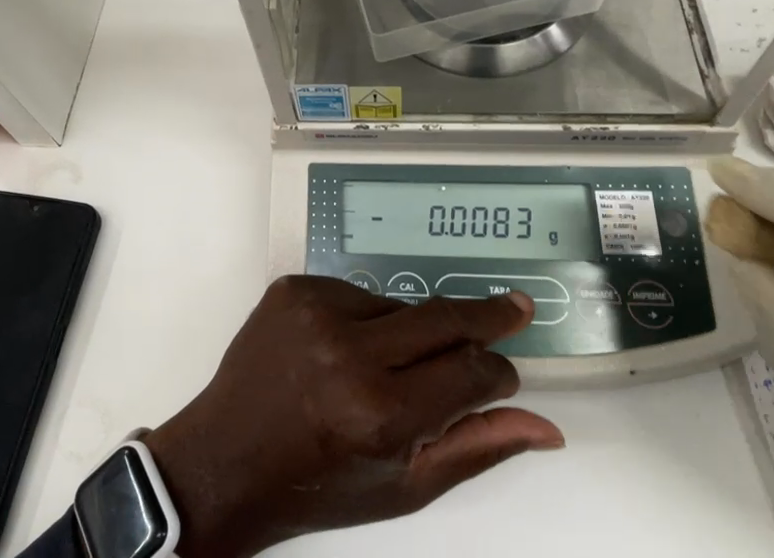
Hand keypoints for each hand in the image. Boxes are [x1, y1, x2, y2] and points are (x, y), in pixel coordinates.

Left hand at [144, 275, 562, 557]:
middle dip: (487, 315)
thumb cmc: (320, 484)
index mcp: (381, 412)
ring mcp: (316, 311)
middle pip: (443, 317)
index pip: (471, 372)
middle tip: (516, 308)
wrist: (226, 461)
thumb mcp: (404, 485)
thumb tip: (547, 427)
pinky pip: (355, 293)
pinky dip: (364, 318)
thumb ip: (478, 447)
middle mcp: (349, 352)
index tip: (506, 375)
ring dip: (409, 332)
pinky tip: (343, 351)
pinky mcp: (293, 289)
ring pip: (399, 306)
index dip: (498, 374)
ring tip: (384, 368)